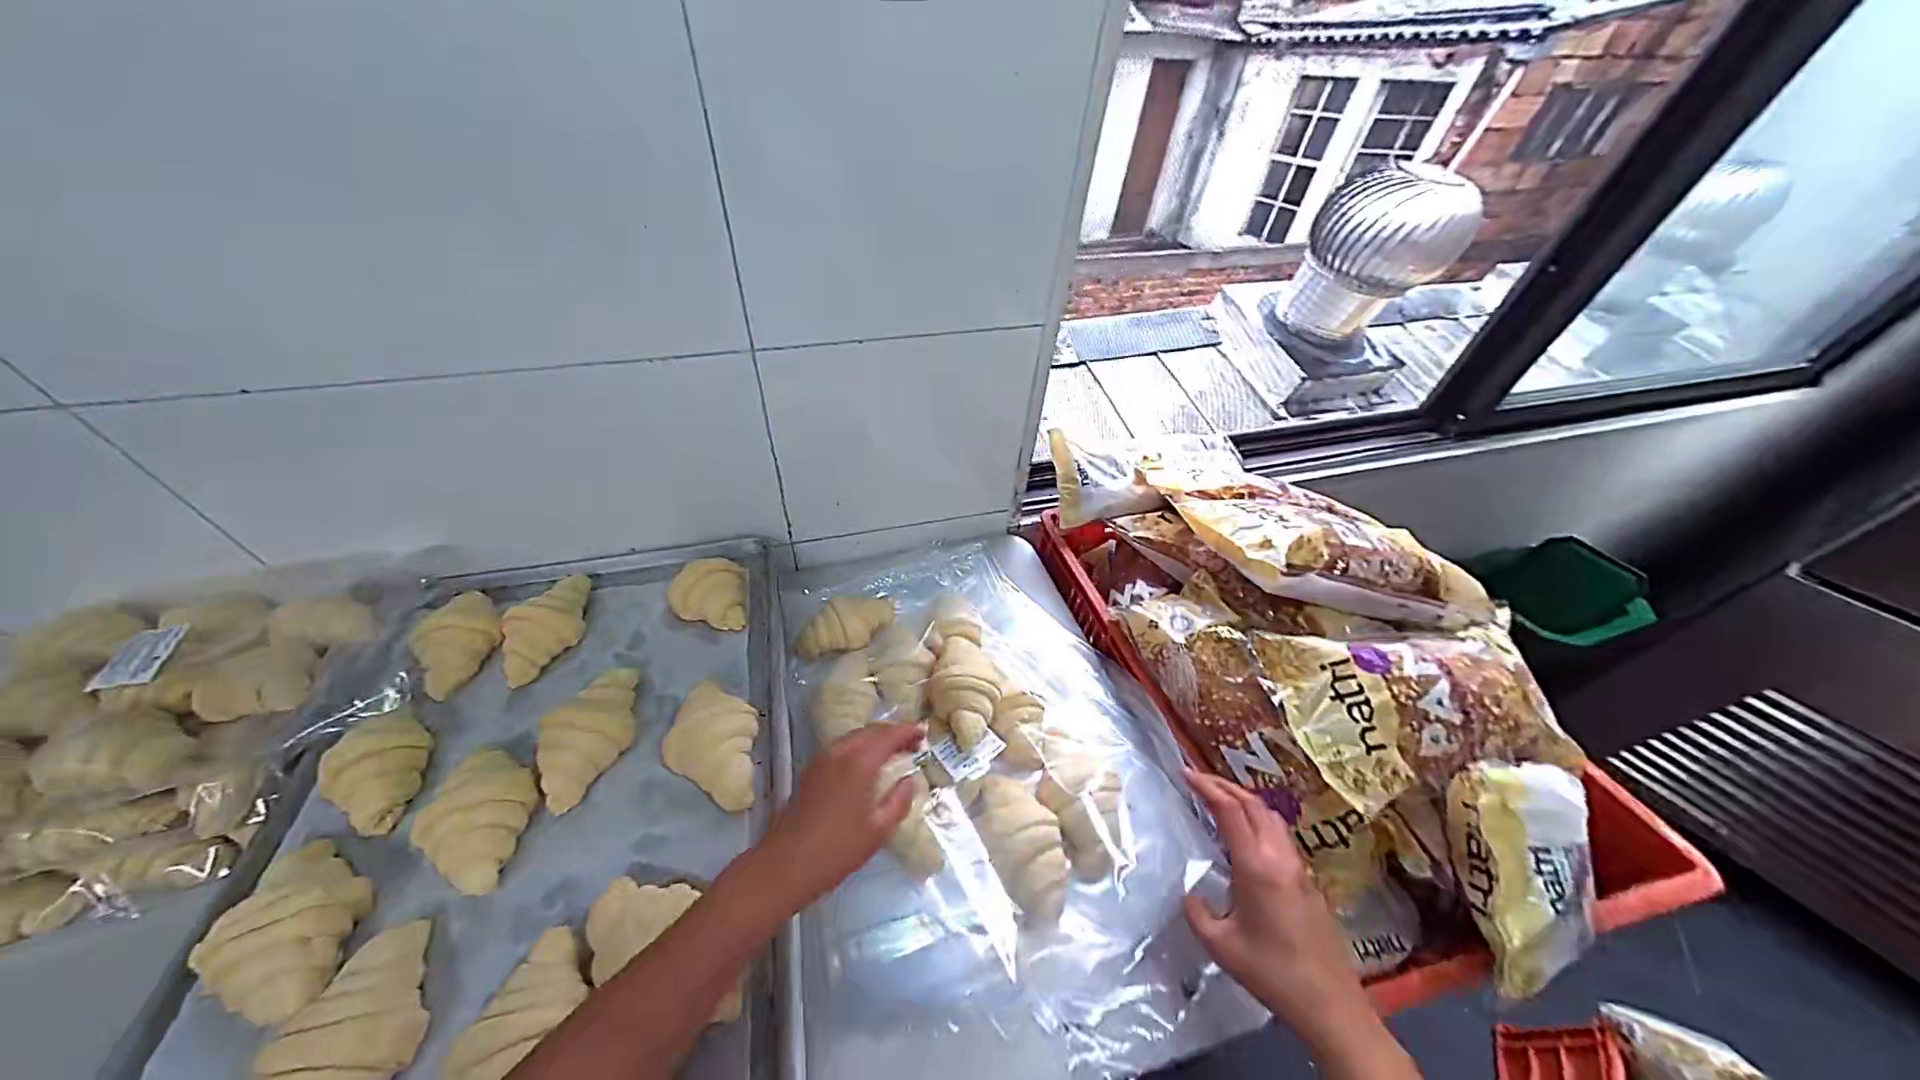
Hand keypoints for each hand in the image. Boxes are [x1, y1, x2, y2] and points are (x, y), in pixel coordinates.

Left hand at [751, 722, 923, 909]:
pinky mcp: (811, 771)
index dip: (908, 730)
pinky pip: (842, 747)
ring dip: (875, 738)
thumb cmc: (837, 850)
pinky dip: (860, 746)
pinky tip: (867, 763)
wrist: (785, 864)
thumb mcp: (878, 830)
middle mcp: (839, 753)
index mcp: (859, 763)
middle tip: (913, 741)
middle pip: (871, 730)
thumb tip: (910, 780)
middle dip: (893, 732)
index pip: (889, 735)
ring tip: (893, 751)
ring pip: (854, 737)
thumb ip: (899, 800)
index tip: (924, 732)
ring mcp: (822, 760)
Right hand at [1182, 770, 1415, 1077]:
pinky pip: (1280, 837)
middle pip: (1254, 804)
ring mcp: (1299, 870)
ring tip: (1221, 799)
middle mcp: (1280, 859)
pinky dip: (1258, 821)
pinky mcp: (1309, 884)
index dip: (1206, 786)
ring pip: (1271, 818)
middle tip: (1199, 779)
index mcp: (1257, 867)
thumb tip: (1192, 893)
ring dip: (1245, 800)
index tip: (1185, 772)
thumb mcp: (1220, 945)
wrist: (1332, 1006)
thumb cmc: (1272, 973)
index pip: (1230, 810)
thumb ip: (1198, 912)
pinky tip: (1246, 837)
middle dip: (1224, 785)